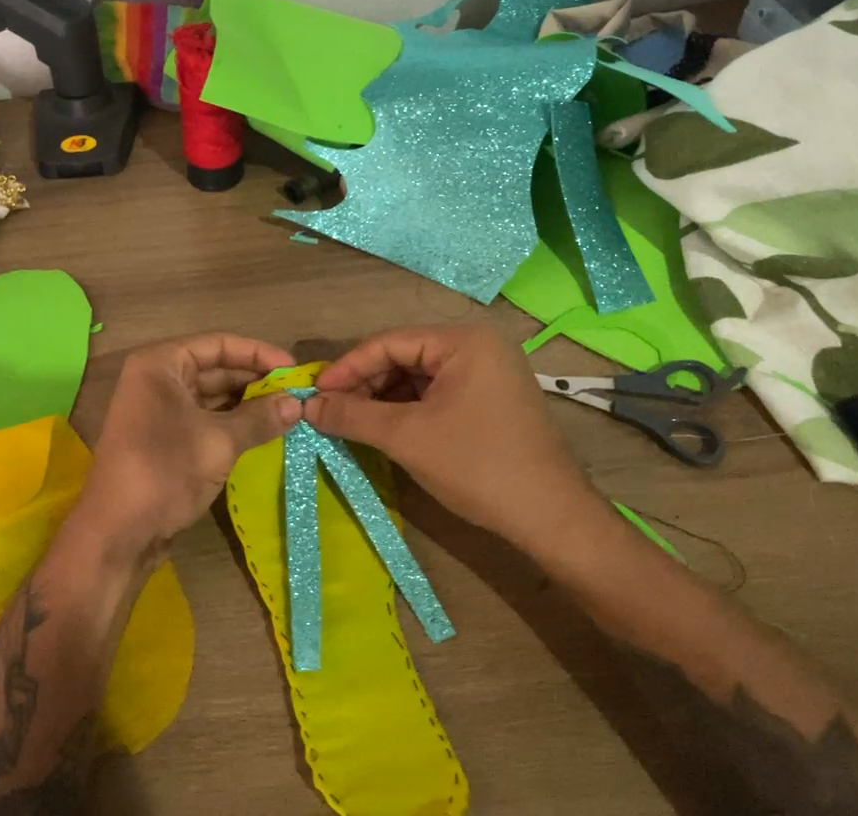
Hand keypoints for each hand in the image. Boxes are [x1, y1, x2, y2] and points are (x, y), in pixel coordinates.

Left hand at [76, 333, 301, 562]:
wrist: (117, 532)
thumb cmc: (164, 471)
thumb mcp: (218, 442)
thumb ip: (259, 418)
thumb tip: (298, 404)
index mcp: (160, 364)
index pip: (218, 344)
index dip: (259, 353)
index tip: (294, 370)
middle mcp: (157, 380)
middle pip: (215, 368)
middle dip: (256, 380)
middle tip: (298, 394)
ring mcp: (160, 411)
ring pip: (212, 397)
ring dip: (248, 404)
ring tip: (289, 413)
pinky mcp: (166, 440)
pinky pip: (206, 421)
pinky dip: (234, 424)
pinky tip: (265, 432)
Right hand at [305, 324, 604, 550]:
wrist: (550, 516)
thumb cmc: (477, 465)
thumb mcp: (406, 437)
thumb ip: (352, 415)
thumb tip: (307, 406)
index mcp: (463, 341)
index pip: (388, 342)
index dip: (347, 368)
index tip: (314, 393)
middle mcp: (478, 346)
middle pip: (403, 357)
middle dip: (364, 385)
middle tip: (329, 411)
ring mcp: (488, 373)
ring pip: (417, 378)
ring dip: (382, 400)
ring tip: (350, 423)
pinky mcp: (490, 400)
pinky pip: (436, 394)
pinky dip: (406, 411)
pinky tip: (383, 430)